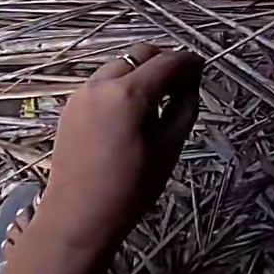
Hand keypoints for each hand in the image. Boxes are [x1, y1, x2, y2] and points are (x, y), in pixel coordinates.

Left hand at [39, 42, 202, 257]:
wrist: (77, 219)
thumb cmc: (130, 189)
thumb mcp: (169, 147)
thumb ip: (184, 105)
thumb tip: (191, 79)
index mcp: (128, 94)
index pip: (166, 62)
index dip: (188, 61)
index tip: (202, 66)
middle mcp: (102, 85)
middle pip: (140, 54)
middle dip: (164, 60)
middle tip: (183, 78)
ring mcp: (82, 94)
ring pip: (120, 65)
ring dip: (142, 70)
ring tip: (159, 94)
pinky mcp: (71, 106)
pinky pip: (103, 82)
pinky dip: (123, 83)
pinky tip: (134, 107)